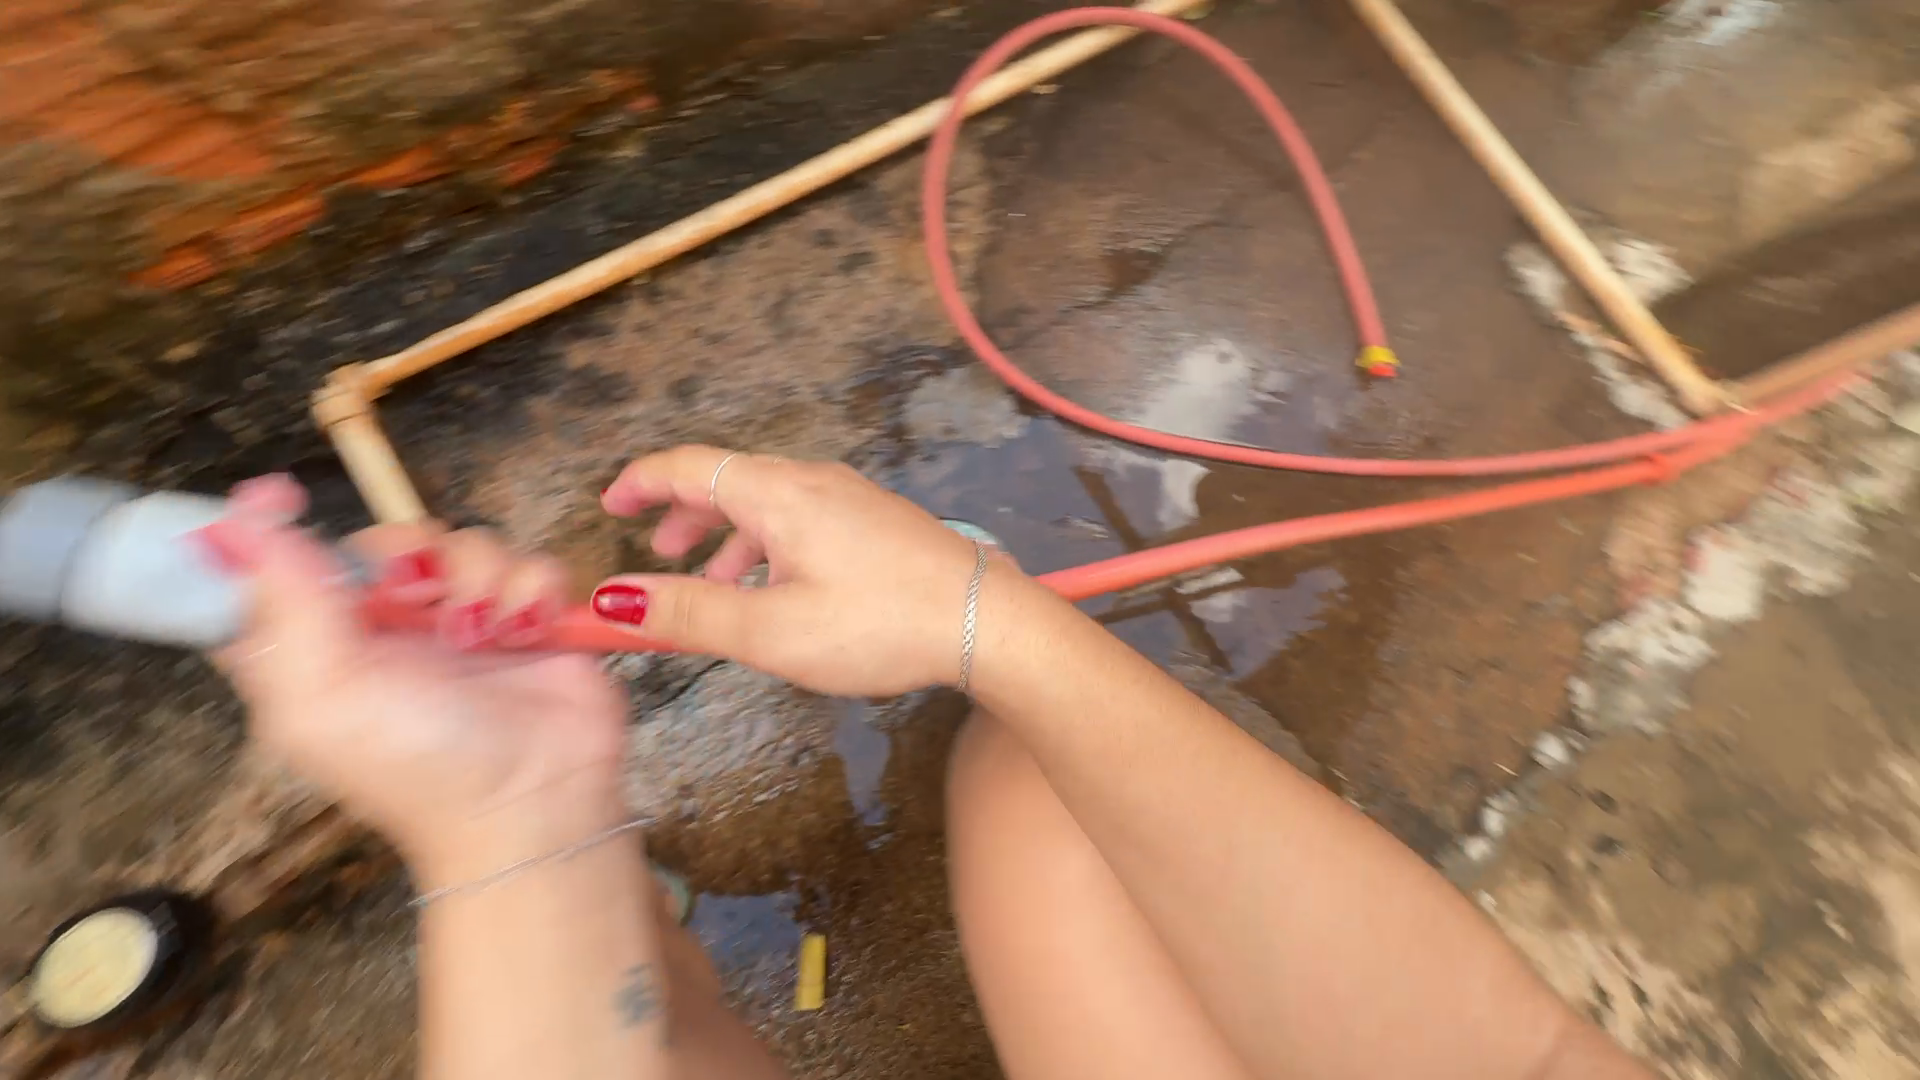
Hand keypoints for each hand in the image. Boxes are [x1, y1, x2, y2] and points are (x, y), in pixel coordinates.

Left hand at [203, 476, 629, 871]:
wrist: (534, 795)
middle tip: (421, 598)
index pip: (283, 570)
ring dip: (483, 581)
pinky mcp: (536, 617)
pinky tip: (530, 632)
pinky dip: (535, 591)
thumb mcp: (324, 700)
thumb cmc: (418, 765)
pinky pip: (535, 564)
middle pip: (393, 541)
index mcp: (327, 645)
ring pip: (472, 544)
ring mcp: (473, 618)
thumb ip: (286, 611)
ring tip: (489, 634)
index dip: (271, 529)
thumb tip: (238, 528)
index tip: (281, 496)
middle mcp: (398, 625)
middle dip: (410, 555)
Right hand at [595, 446, 1006, 696]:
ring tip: (717, 584)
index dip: (641, 481)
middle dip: (686, 514)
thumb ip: (691, 612)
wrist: (985, 620)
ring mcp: (854, 498)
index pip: (690, 466)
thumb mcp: (772, 630)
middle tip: (662, 553)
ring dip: (731, 537)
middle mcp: (815, 481)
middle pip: (731, 481)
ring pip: (771, 504)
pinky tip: (782, 588)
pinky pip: (806, 520)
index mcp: (780, 493)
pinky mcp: (879, 521)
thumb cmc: (876, 625)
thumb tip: (616, 599)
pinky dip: (773, 546)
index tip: (609, 505)